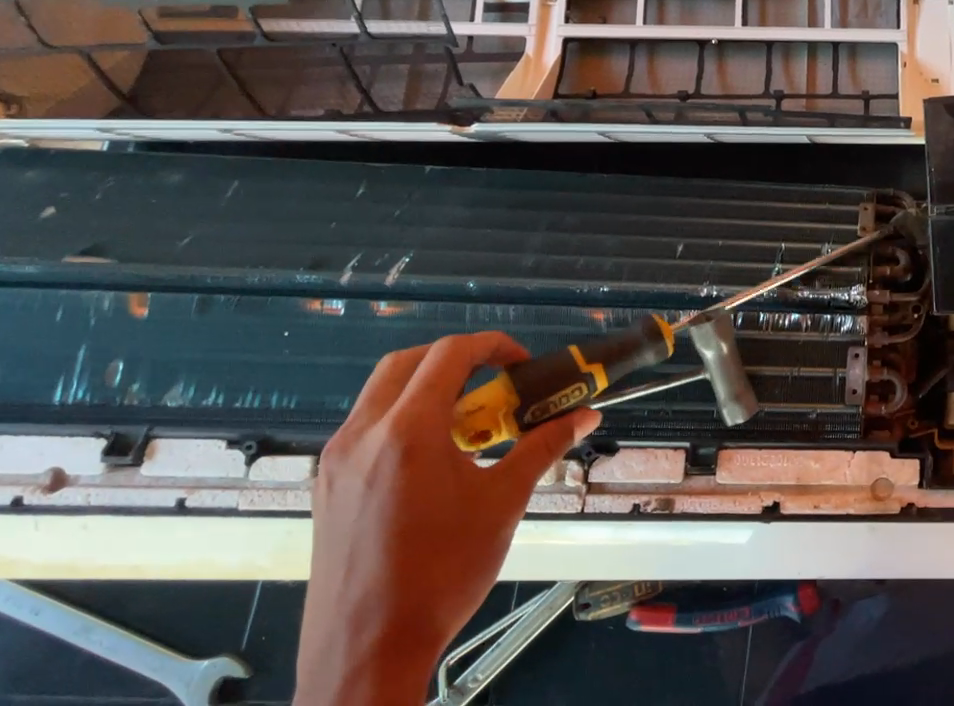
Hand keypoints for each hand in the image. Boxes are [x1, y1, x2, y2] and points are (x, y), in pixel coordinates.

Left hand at [295, 333, 600, 705]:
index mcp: (407, 432)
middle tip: (496, 381)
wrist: (367, 648)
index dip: (493, 347)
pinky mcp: (327, 486)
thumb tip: (585, 415)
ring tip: (470, 422)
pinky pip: (365, 428)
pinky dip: (403, 420)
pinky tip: (435, 459)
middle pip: (406, 362)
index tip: (523, 364)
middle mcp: (362, 435)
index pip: (449, 355)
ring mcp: (336, 460)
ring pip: (380, 394)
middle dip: (456, 359)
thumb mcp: (504, 501)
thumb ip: (543, 447)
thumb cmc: (443, 571)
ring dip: (427, 389)